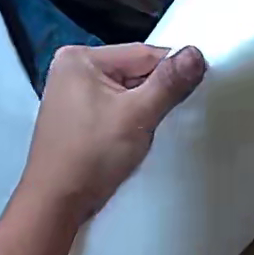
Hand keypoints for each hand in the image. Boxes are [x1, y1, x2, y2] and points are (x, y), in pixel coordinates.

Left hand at [18, 44, 206, 221]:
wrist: (57, 201)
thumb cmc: (91, 156)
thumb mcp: (137, 116)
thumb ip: (168, 83)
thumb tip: (196, 53)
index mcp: (81, 58)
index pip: (144, 54)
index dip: (172, 72)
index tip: (193, 91)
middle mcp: (73, 69)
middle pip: (135, 72)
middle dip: (156, 94)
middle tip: (168, 118)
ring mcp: (73, 95)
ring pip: (127, 92)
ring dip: (144, 110)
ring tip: (148, 132)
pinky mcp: (78, 118)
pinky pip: (115, 109)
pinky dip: (130, 120)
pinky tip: (133, 138)